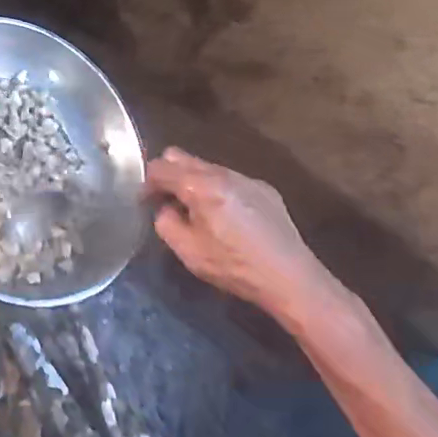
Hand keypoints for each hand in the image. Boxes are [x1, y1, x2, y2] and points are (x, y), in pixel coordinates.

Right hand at [145, 147, 335, 318]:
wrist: (292, 280)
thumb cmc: (236, 268)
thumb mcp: (189, 253)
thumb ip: (166, 223)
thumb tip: (165, 208)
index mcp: (199, 186)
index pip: (160, 167)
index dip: (146, 183)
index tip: (144, 200)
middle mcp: (221, 173)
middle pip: (180, 156)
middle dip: (167, 174)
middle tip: (166, 199)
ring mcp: (245, 178)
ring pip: (206, 166)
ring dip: (194, 181)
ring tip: (198, 210)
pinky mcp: (264, 188)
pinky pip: (230, 179)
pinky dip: (219, 189)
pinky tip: (229, 218)